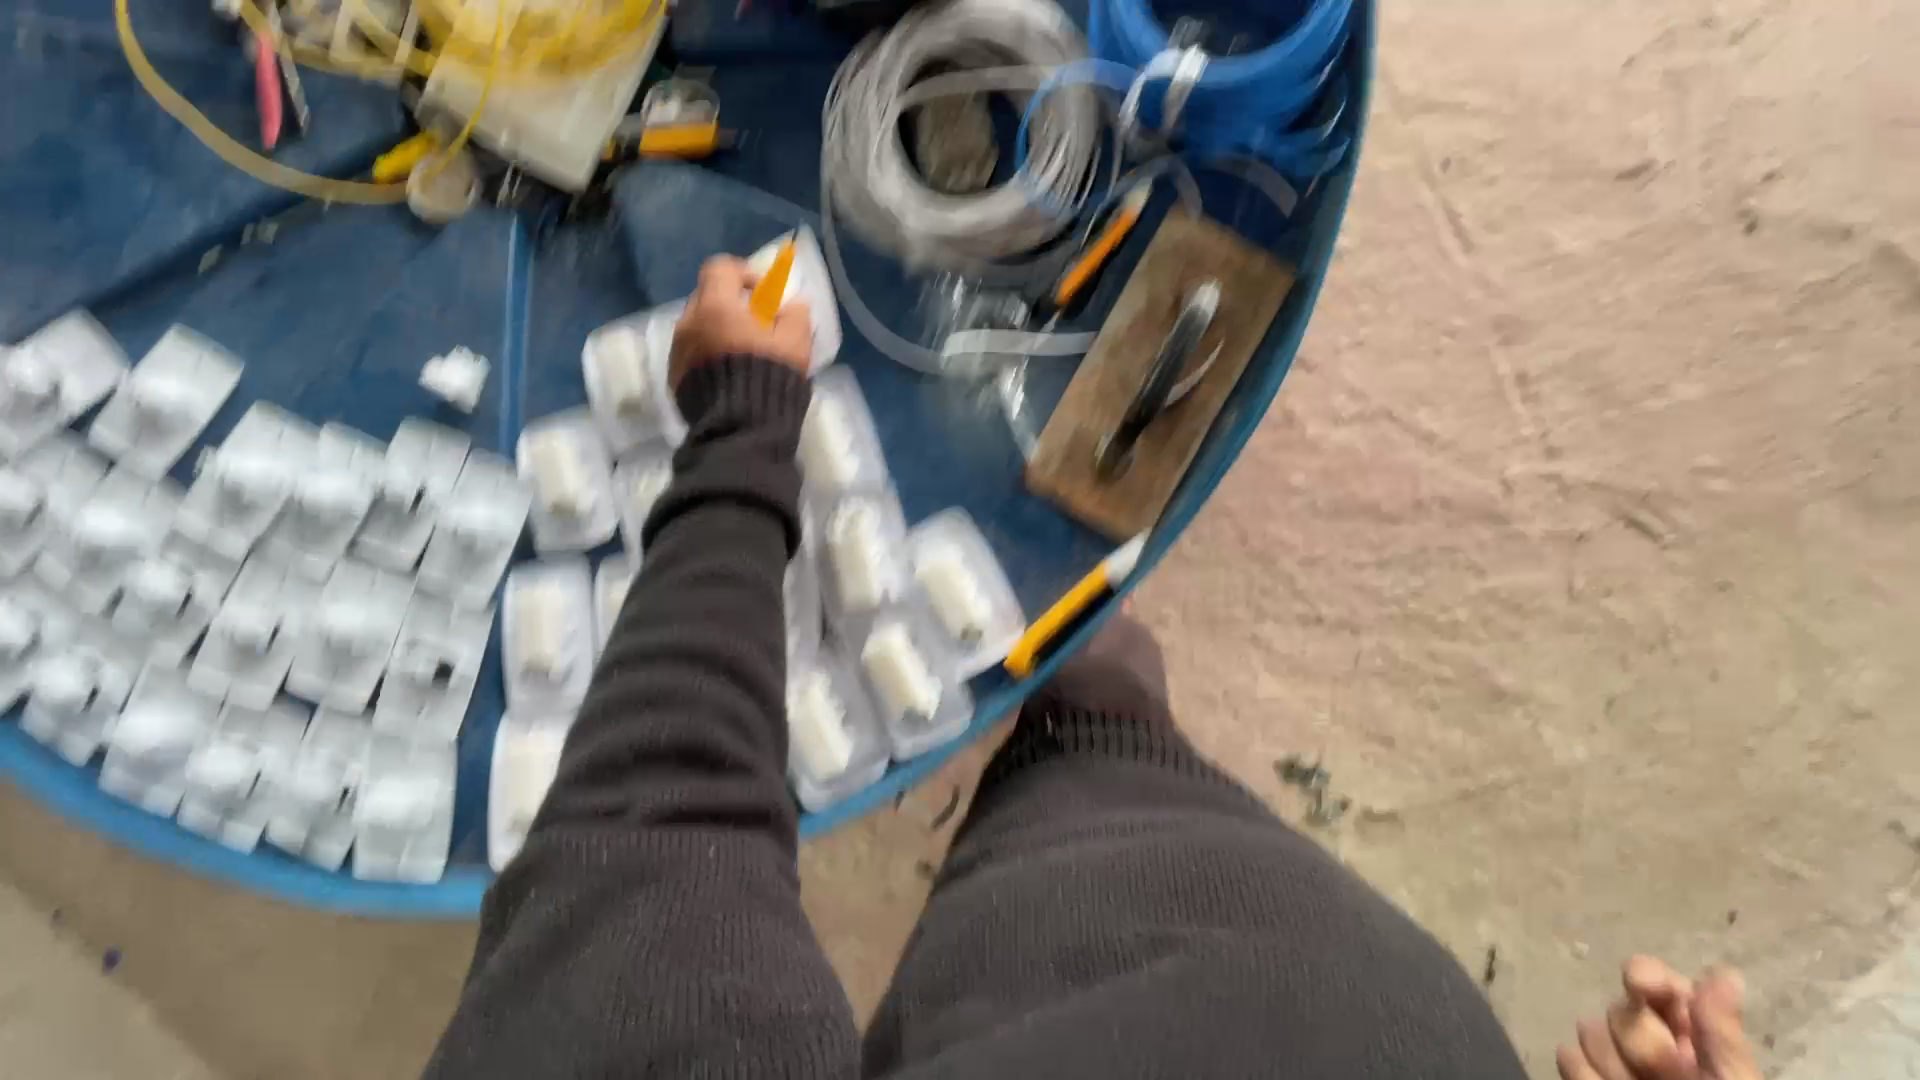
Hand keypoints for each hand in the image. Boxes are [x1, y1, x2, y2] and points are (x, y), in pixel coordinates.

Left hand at [668, 255, 812, 387]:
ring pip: (695, 326)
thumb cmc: (769, 378)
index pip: (720, 268)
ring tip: (740, 352)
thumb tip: (795, 304)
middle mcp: (690, 322)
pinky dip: (705, 354)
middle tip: (753, 324)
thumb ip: (796, 317)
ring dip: (715, 330)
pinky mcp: (674, 376)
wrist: (739, 428)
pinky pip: (689, 353)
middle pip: (705, 296)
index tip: (761, 291)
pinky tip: (726, 375)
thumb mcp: (795, 345)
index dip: (742, 273)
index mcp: (717, 306)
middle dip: (728, 303)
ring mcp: (677, 350)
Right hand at [1557, 957, 1762, 1079]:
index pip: (1656, 983)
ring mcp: (1617, 1063)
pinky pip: (1567, 1058)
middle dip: (1641, 1046)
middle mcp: (1654, 1042)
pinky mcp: (1584, 1076)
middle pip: (1619, 1011)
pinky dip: (1589, 1079)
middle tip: (1668, 1078)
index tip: (1642, 985)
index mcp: (1696, 1039)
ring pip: (1588, 1032)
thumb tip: (1726, 973)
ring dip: (1615, 1068)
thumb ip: (1722, 1038)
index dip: (1645, 977)